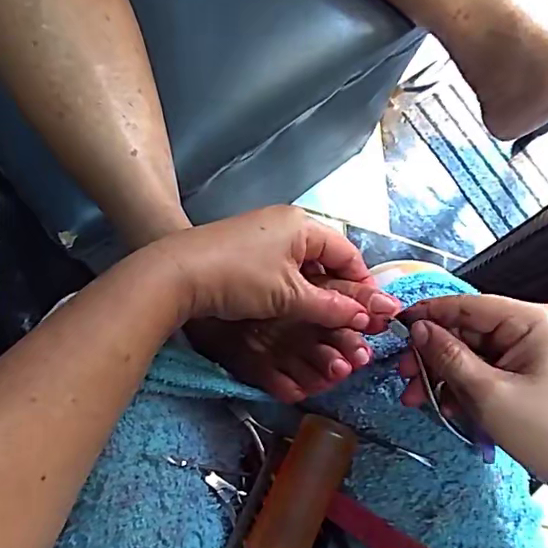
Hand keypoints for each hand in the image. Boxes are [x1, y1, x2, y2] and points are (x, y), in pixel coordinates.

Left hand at [147, 208, 400, 401]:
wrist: (176, 273)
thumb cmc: (239, 278)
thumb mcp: (289, 295)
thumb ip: (331, 306)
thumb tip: (368, 317)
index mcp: (303, 225)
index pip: (348, 253)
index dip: (363, 285)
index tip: (371, 314)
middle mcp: (286, 224)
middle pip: (327, 261)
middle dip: (341, 293)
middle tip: (351, 323)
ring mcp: (263, 237)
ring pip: (304, 268)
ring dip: (317, 296)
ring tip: (324, 322)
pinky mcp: (244, 252)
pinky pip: (281, 271)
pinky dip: (292, 292)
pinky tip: (292, 312)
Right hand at [396, 295, 547, 486]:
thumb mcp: (488, 393)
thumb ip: (449, 356)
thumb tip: (420, 329)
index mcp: (537, 321)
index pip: (471, 304)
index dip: (431, 314)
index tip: (400, 325)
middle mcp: (539, 328)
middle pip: (470, 330)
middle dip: (435, 355)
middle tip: (408, 375)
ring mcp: (536, 350)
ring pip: (475, 352)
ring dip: (446, 375)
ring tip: (423, 398)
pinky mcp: (532, 371)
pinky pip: (489, 368)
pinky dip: (467, 385)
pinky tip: (451, 405)